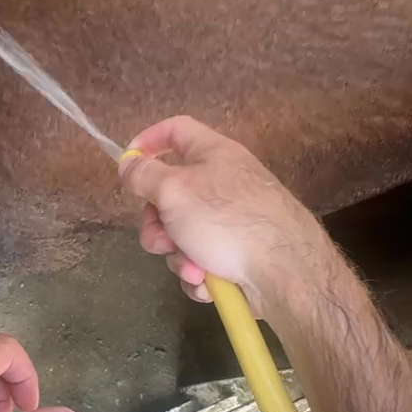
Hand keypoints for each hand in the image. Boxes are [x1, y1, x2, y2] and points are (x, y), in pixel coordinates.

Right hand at [117, 116, 340, 314]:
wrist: (284, 271)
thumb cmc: (226, 220)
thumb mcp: (175, 191)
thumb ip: (144, 175)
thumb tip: (128, 163)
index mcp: (212, 155)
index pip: (175, 130)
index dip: (147, 141)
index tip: (127, 165)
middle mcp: (222, 183)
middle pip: (170, 195)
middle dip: (157, 224)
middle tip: (161, 241)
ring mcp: (230, 221)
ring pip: (181, 234)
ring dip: (178, 256)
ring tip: (194, 268)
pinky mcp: (235, 254)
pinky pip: (199, 260)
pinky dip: (198, 273)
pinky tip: (209, 281)